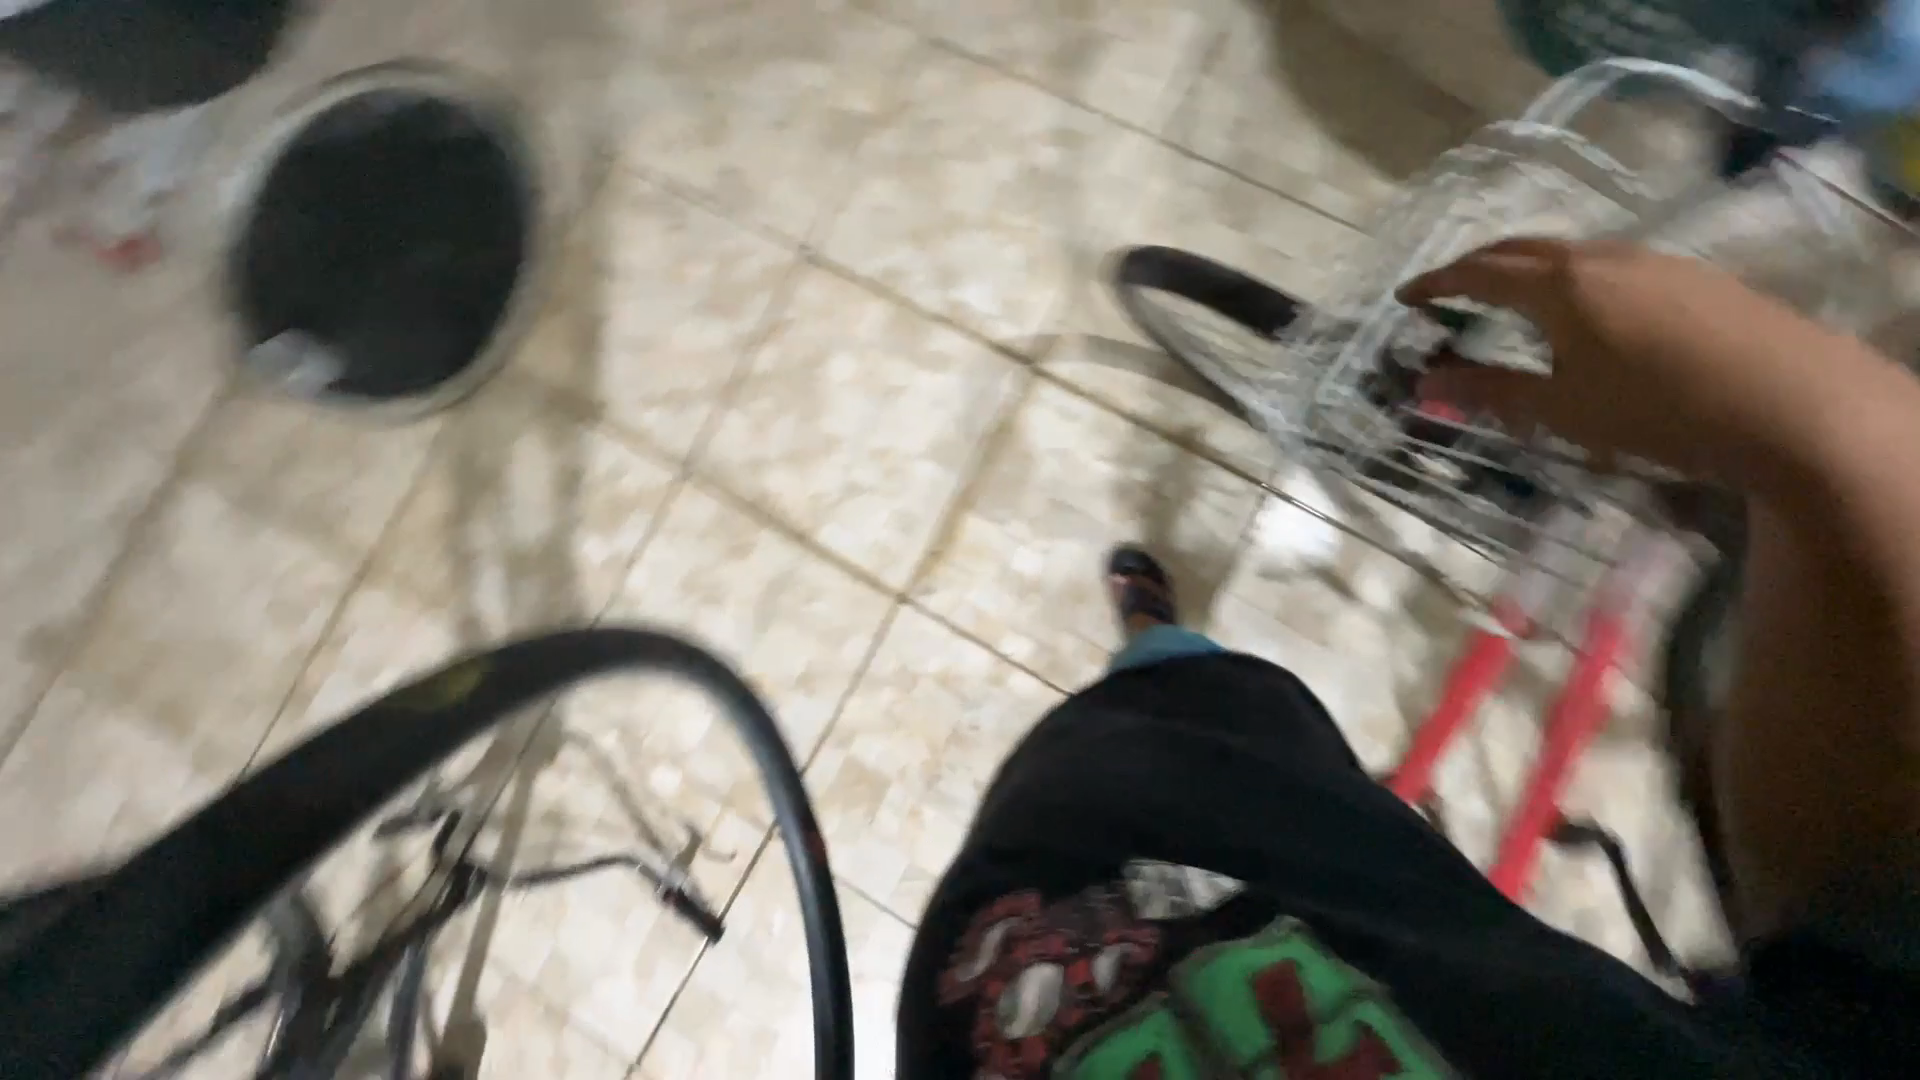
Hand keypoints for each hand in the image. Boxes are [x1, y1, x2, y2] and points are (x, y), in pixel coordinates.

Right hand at [1395, 237, 1874, 482]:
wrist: (1794, 405)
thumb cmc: (1653, 409)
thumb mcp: (1557, 408)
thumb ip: (1486, 390)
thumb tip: (1423, 383)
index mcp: (1560, 286)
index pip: (1480, 274)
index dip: (1437, 284)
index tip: (1404, 297)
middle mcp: (1603, 259)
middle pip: (1522, 248)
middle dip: (1475, 264)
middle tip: (1444, 288)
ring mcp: (1653, 262)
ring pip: (1567, 252)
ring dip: (1523, 267)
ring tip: (1501, 296)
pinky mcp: (1688, 277)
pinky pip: (1605, 263)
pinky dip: (1564, 276)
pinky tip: (1573, 309)